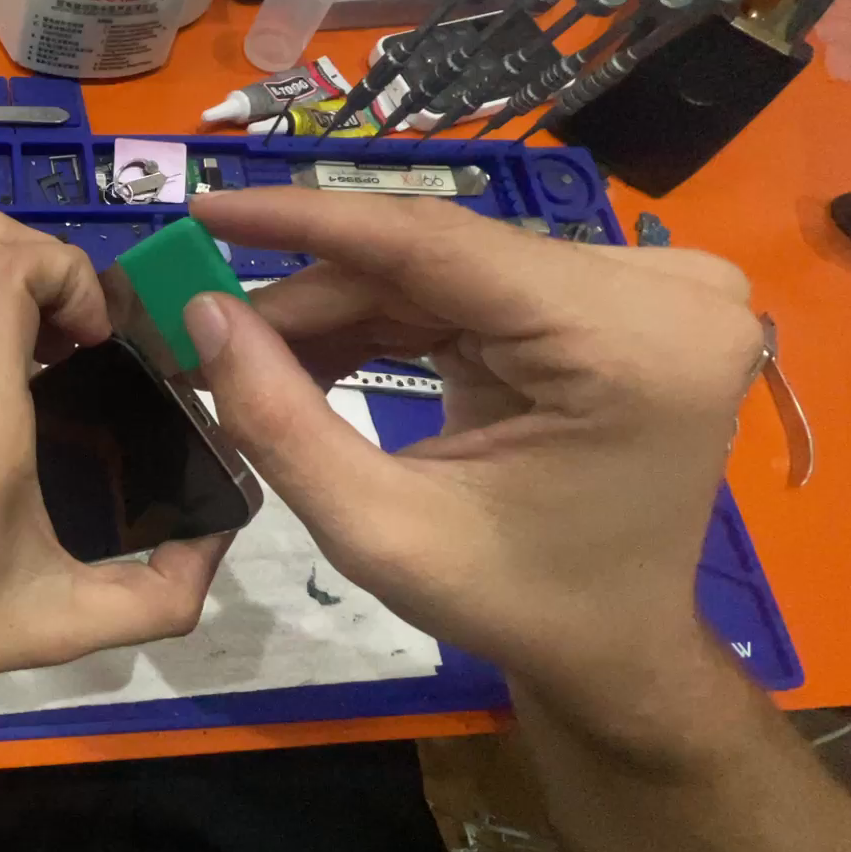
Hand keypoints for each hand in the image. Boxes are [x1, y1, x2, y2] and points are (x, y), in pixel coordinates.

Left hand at [0, 210, 231, 698]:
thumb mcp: (63, 625)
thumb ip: (159, 597)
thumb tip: (216, 540)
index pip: (3, 270)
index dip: (68, 273)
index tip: (101, 337)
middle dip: (52, 263)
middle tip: (87, 337)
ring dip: (16, 270)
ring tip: (56, 342)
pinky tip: (14, 365)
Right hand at [184, 189, 760, 709]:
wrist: (608, 643)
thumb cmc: (511, 601)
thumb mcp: (373, 527)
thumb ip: (277, 420)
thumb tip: (203, 314)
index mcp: (627, 342)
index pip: (432, 242)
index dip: (304, 221)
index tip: (206, 209)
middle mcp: (648, 289)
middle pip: (420, 260)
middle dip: (303, 300)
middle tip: (207, 336)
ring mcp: (627, 288)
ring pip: (421, 271)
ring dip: (327, 314)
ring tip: (250, 360)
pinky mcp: (591, 303)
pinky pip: (445, 289)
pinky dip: (366, 324)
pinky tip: (309, 361)